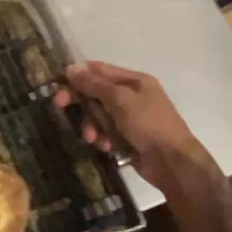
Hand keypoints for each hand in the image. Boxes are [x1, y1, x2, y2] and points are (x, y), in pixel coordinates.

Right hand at [56, 61, 199, 188]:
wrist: (173, 163)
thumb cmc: (149, 125)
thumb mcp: (120, 100)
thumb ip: (94, 84)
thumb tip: (70, 68)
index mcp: (135, 80)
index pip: (99, 69)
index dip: (78, 74)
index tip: (57, 83)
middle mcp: (133, 96)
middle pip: (97, 92)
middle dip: (80, 101)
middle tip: (59, 105)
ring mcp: (131, 118)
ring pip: (99, 114)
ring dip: (91, 124)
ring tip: (92, 138)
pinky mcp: (129, 138)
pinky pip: (107, 132)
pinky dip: (103, 138)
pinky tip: (105, 146)